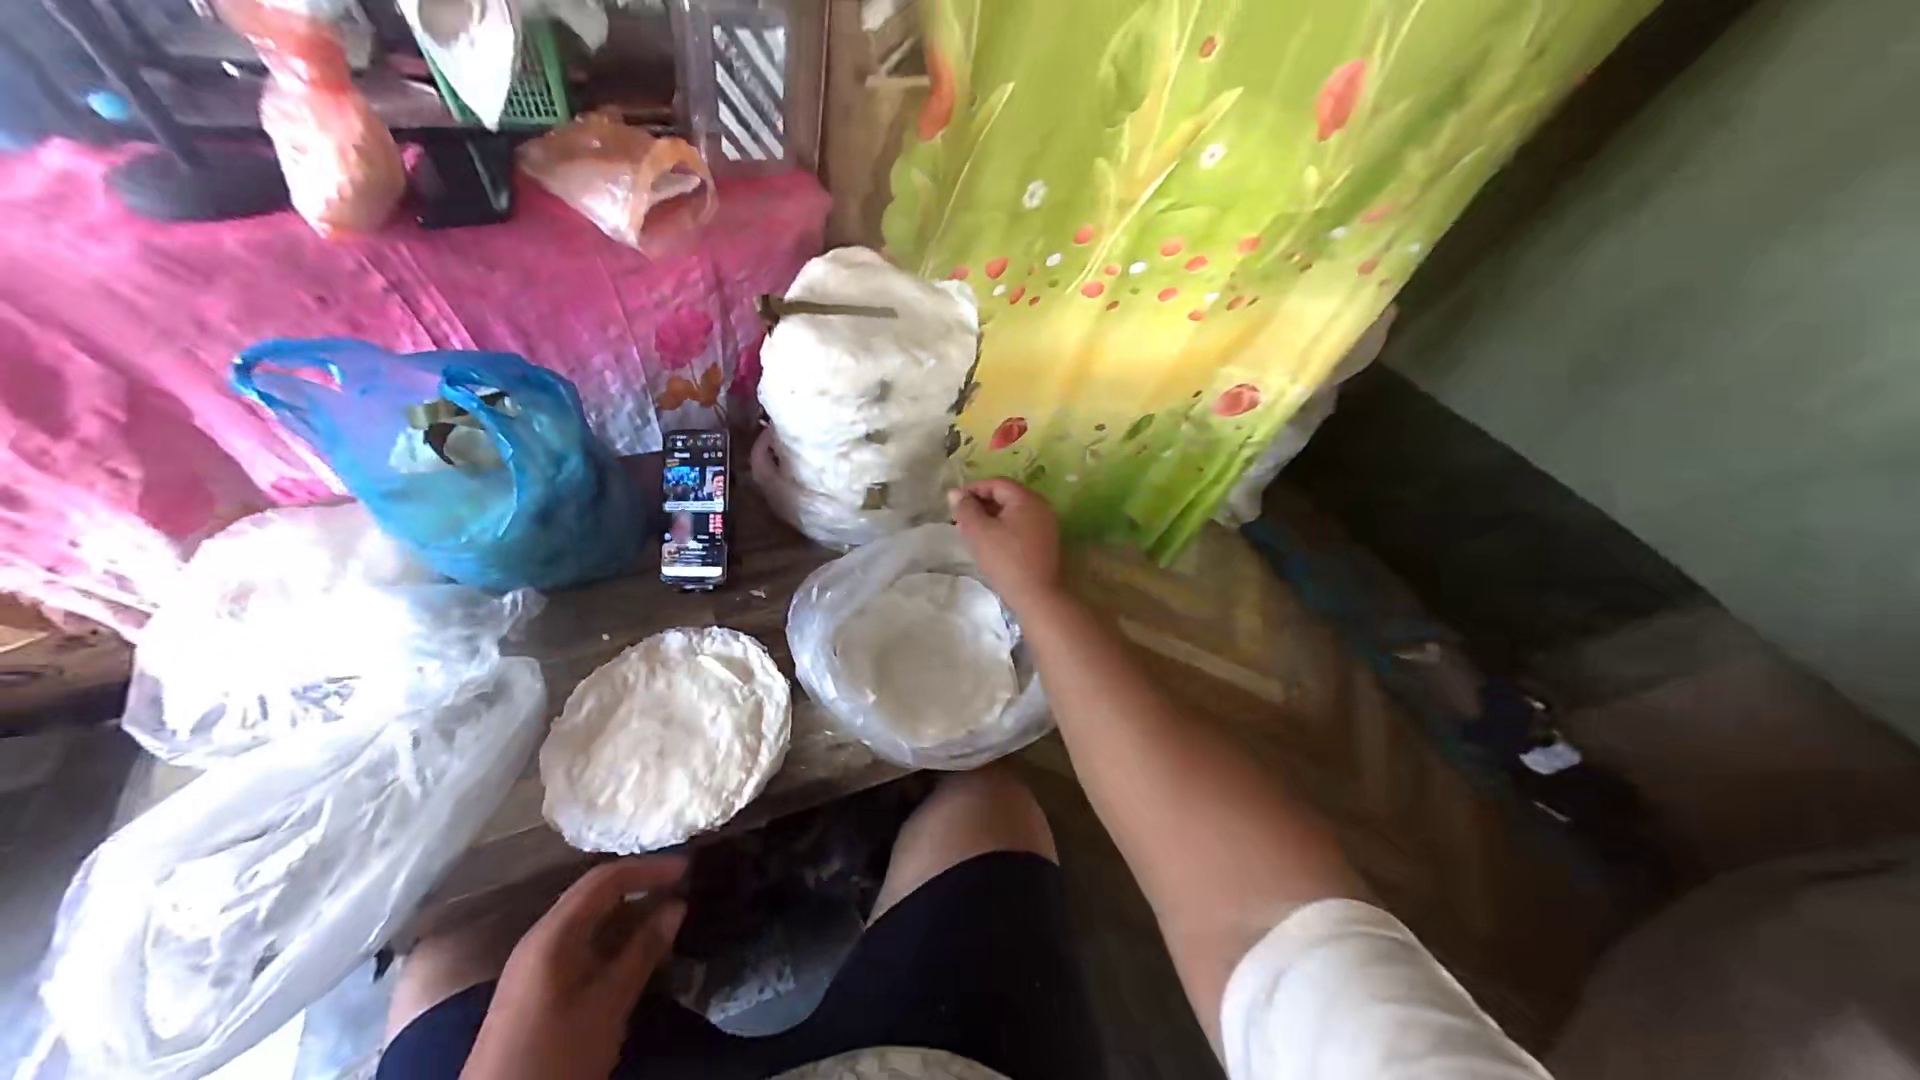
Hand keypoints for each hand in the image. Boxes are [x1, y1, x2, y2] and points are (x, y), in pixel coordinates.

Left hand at [460, 857, 688, 1079]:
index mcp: (553, 934)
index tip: (686, 869)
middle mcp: (541, 938)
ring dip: (631, 916)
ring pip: (591, 921)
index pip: (605, 879)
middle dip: (641, 887)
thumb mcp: (608, 1004)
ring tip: (670, 922)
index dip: (648, 868)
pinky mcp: (538, 986)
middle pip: (596, 895)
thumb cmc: (556, 1056)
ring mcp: (536, 963)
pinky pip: (584, 944)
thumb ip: (643, 950)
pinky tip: (640, 954)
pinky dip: (615, 940)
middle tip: (683, 890)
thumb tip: (676, 905)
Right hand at [948, 478, 1062, 613]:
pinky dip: (1003, 529)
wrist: (1036, 595)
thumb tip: (955, 492)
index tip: (955, 502)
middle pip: (1006, 497)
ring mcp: (1045, 525)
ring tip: (971, 531)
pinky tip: (989, 543)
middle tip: (960, 517)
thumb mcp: (979, 532)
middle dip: (981, 504)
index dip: (973, 489)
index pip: (997, 484)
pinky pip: (1020, 527)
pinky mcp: (1045, 542)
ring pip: (1013, 513)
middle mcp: (1041, 507)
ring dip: (990, 518)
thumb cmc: (1006, 559)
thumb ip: (966, 508)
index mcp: (1026, 499)